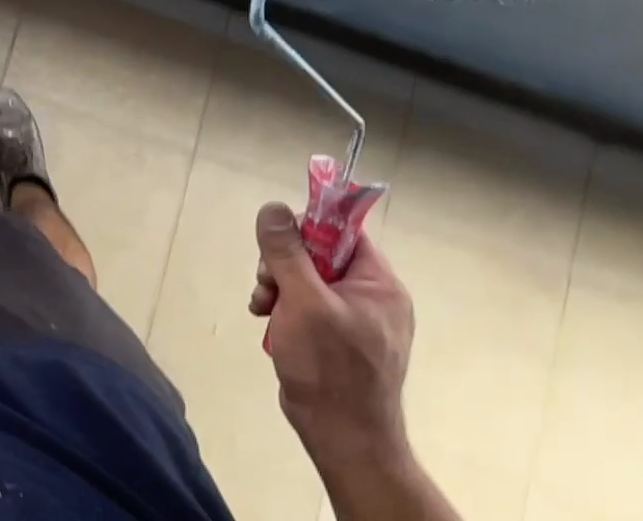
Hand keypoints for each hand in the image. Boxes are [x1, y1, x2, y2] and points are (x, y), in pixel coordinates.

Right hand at [249, 202, 414, 468]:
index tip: (277, 241)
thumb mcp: (303, 301)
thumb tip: (273, 208)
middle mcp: (369, 297)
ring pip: (304, 279)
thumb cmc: (330, 365)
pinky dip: (281, 307)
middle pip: (317, 254)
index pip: (344, 232)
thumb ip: (287, 252)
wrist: (342, 435)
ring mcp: (351, 318)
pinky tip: (266, 321)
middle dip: (282, 264)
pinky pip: (302, 304)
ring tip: (263, 308)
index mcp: (379, 285)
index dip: (308, 227)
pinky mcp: (333, 336)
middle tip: (267, 284)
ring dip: (276, 286)